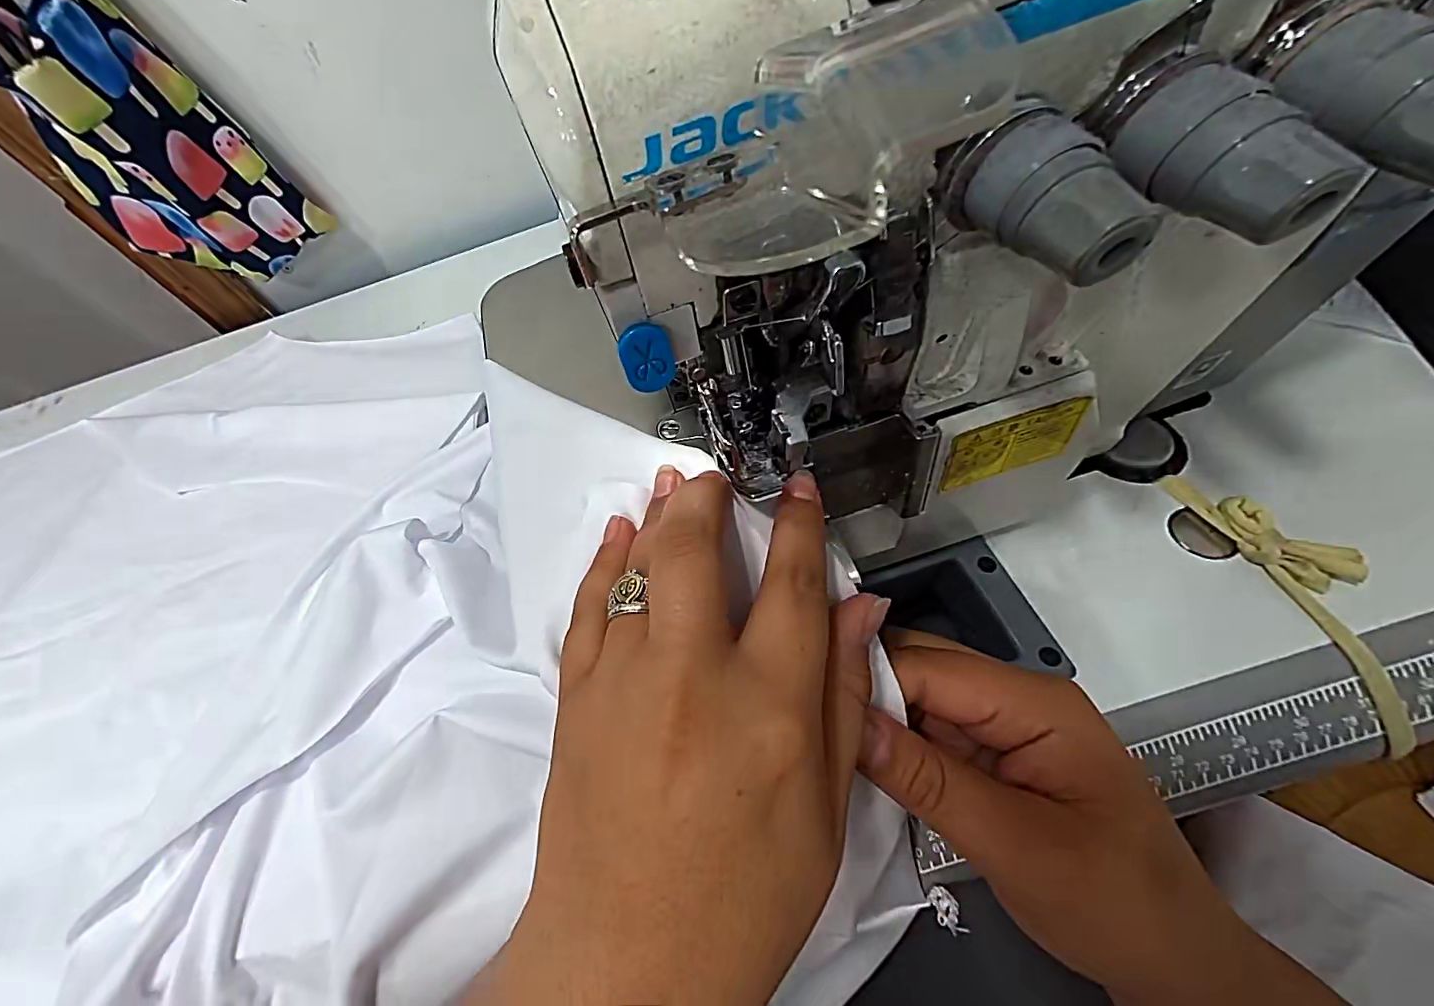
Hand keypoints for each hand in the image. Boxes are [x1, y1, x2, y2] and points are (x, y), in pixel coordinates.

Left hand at [466, 466, 889, 1005]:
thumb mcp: (826, 810)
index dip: (799, 524)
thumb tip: (855, 614)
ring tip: (673, 485)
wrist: (628, 958)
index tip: (798, 489)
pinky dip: (605, 562)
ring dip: (659, 516)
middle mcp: (693, 675)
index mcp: (770, 706)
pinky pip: (589, 607)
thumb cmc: (741, 898)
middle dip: (710, 497)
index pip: (793, 582)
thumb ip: (842, 697)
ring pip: (641, 566)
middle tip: (717, 477)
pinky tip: (619, 535)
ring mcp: (624, 679)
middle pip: (699, 550)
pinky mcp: (578, 695)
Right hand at [857, 632, 1344, 1005]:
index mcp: (1036, 702)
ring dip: (873, 717)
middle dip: (864, 690)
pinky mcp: (987, 752)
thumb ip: (929, 781)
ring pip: (914, 696)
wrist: (1175, 960)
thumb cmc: (1118, 903)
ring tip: (826, 739)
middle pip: (918, 667)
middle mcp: (1014, 698)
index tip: (814, 708)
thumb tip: (854, 727)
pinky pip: (924, 730)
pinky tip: (861, 758)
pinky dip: (891, 743)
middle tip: (811, 721)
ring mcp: (1000, 724)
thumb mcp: (1017, 846)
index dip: (867, 682)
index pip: (928, 668)